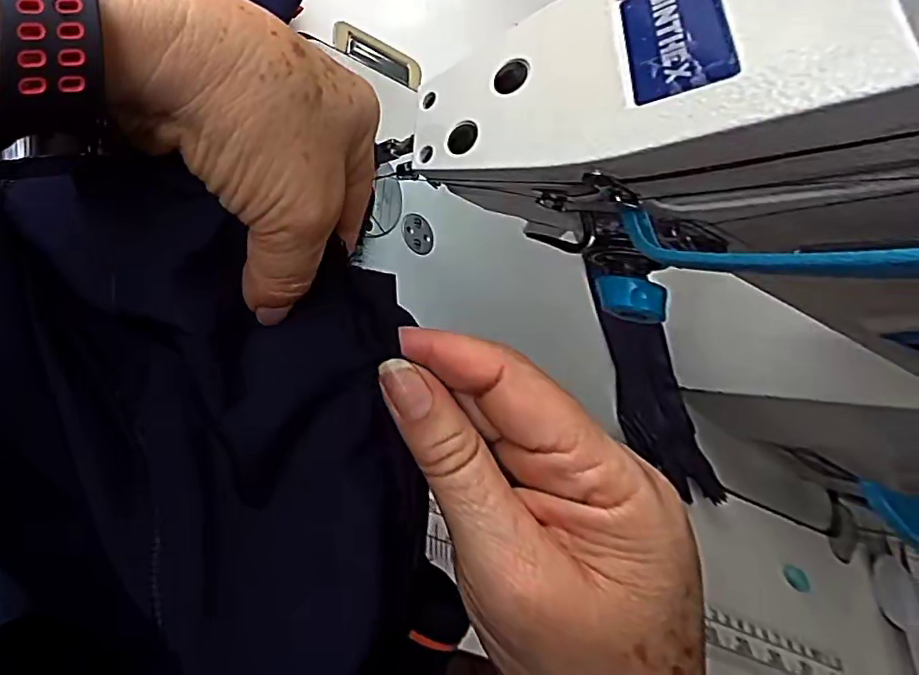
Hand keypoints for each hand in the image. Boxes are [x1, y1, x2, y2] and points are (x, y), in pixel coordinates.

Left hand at [94, 0, 377, 319]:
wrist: (171, 61)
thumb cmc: (256, 108)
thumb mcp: (302, 208)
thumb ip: (292, 267)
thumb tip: (272, 305)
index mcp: (352, 118)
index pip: (357, 202)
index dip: (336, 250)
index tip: (312, 288)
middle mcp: (298, 107)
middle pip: (298, 190)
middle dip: (278, 234)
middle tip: (262, 279)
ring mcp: (241, 108)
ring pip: (245, 181)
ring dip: (232, 217)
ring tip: (222, 255)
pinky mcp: (193, 115)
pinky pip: (202, 171)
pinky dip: (197, 197)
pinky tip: (189, 222)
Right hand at [380, 328, 704, 674]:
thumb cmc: (585, 664)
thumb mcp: (500, 554)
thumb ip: (447, 457)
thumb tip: (401, 378)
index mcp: (615, 480)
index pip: (516, 380)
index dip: (445, 352)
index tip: (385, 345)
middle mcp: (604, 469)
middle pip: (501, 390)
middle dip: (434, 376)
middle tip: (373, 376)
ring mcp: (581, 480)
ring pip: (490, 411)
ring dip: (438, 404)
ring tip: (391, 403)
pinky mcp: (555, 491)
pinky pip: (491, 439)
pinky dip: (449, 432)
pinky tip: (423, 432)